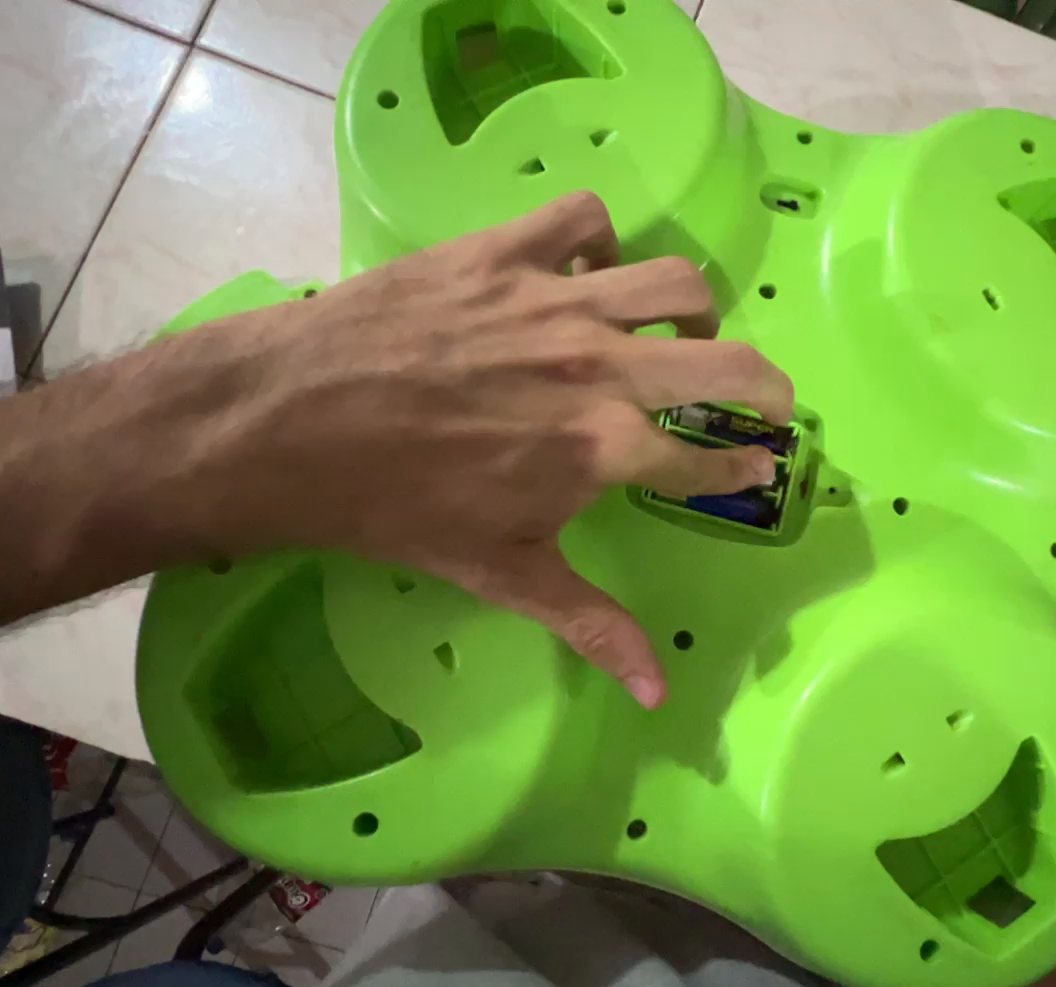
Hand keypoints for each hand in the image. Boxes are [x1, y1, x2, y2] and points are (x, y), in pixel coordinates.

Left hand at [153, 191, 791, 708]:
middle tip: (764, 398)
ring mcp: (554, 300)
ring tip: (679, 332)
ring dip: (697, 310)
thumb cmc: (401, 508)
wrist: (288, 426)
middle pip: (727, 361)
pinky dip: (600, 243)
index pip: (708, 460)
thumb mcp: (506, 573)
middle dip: (767, 385)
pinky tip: (582, 276)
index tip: (762, 463)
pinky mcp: (502, 252)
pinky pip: (584, 221)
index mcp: (604, 449)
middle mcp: (599, 367)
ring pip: (675, 280)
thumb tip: (659, 695)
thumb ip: (595, 625)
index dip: (746, 466)